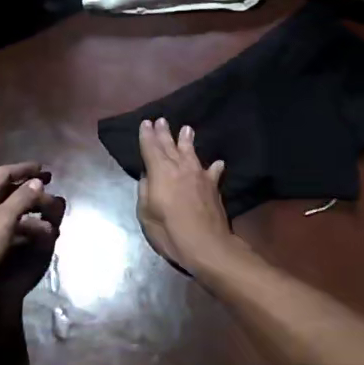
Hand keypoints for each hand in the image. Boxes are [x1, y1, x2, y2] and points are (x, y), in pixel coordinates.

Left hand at [0, 162, 62, 299]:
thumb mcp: (3, 218)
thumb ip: (22, 198)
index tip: (43, 169)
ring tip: (50, 226)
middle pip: (8, 193)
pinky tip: (36, 239)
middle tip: (51, 198)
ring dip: (30, 217)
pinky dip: (22, 231)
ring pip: (9, 214)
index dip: (24, 169)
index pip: (3, 173)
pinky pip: (6, 230)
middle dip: (31, 195)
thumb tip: (37, 181)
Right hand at [136, 119, 229, 268]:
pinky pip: (213, 172)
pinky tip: (218, 163)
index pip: (150, 148)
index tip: (145, 123)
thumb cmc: (168, 230)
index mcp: (160, 171)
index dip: (147, 135)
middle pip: (170, 146)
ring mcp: (199, 175)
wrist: (205, 244)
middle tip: (161, 120)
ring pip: (191, 152)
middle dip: (164, 133)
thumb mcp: (146, 213)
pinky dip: (214, 166)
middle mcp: (180, 167)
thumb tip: (147, 175)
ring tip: (187, 129)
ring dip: (187, 140)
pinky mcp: (213, 186)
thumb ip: (145, 190)